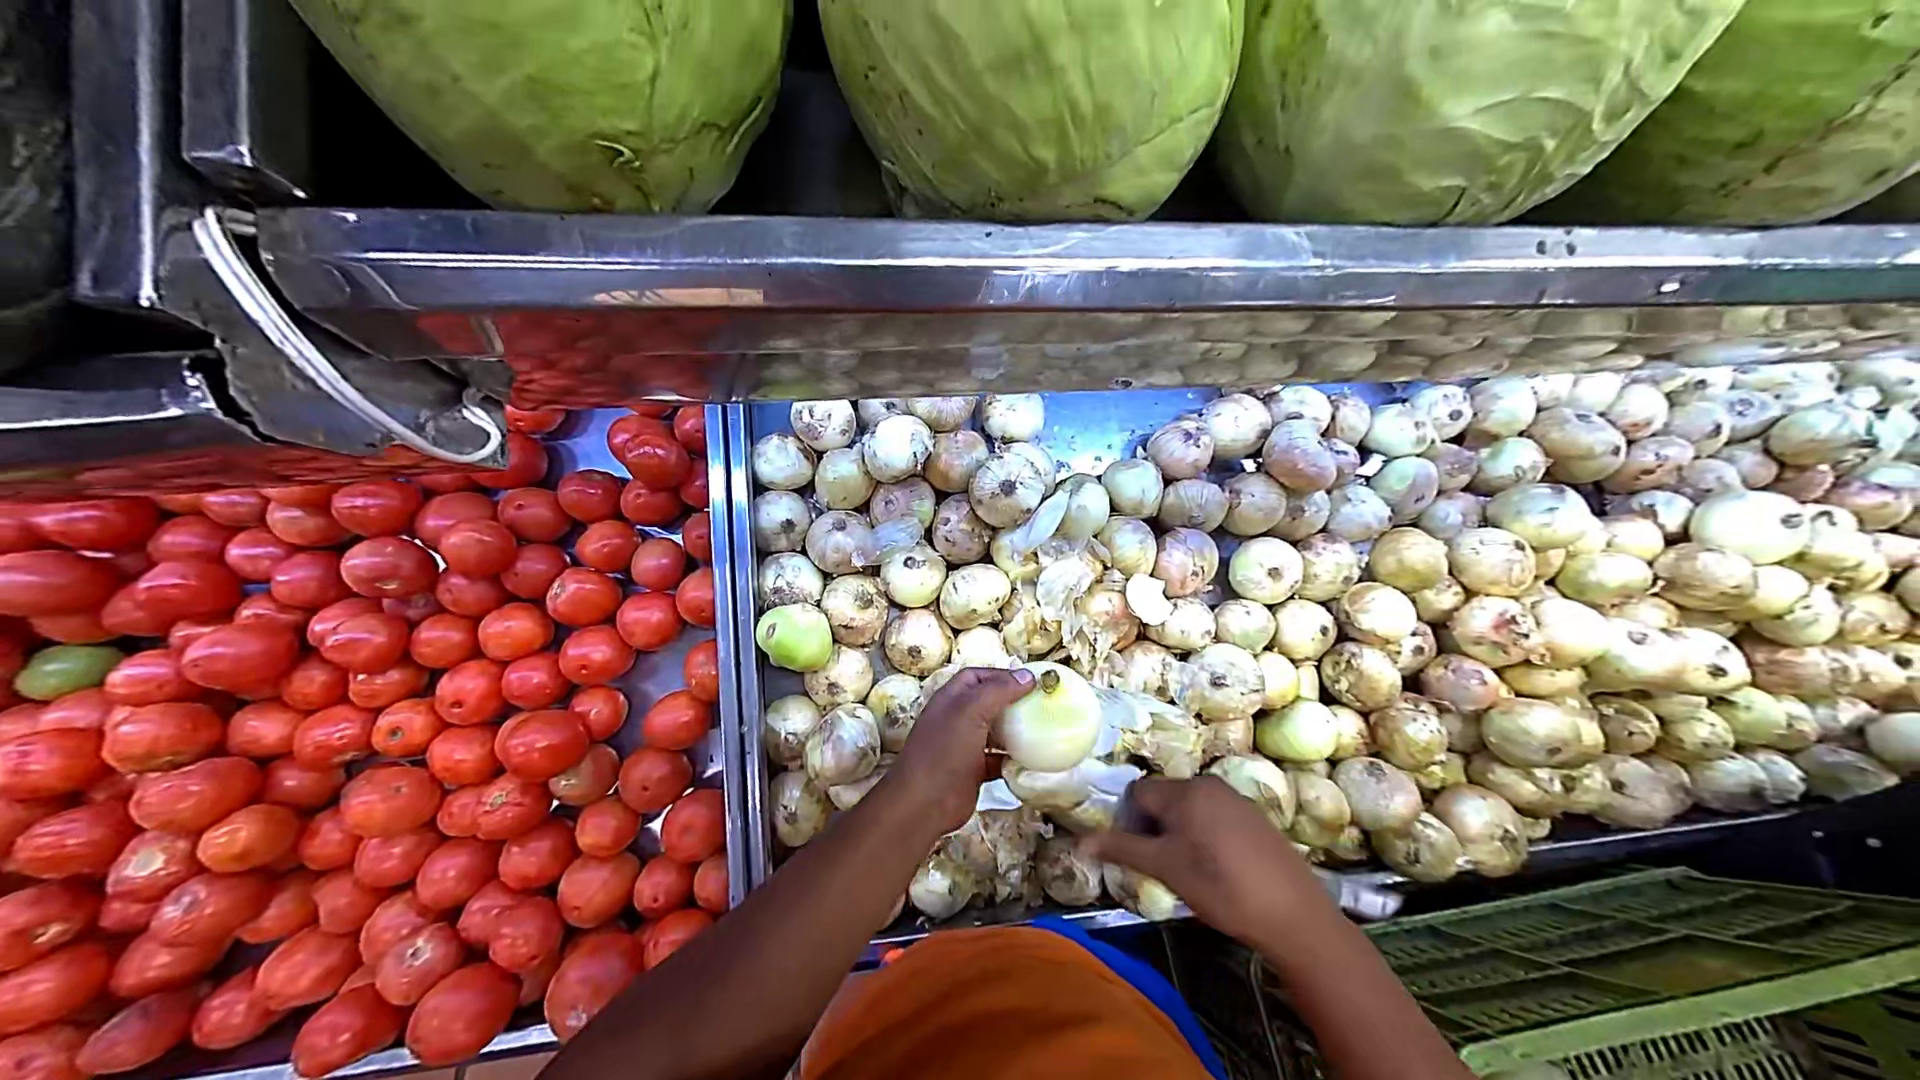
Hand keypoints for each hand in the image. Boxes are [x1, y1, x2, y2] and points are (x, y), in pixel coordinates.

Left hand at [878, 667, 1034, 838]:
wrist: (924, 804)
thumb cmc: (945, 750)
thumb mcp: (971, 711)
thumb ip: (998, 690)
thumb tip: (1027, 675)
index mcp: (951, 699)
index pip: (976, 676)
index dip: (1001, 675)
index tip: (1029, 681)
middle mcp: (956, 719)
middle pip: (987, 703)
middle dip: (1012, 702)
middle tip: (1040, 705)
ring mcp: (964, 746)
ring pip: (994, 732)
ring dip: (1015, 731)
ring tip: (1041, 730)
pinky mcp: (973, 771)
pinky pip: (998, 760)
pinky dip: (1013, 759)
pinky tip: (1032, 760)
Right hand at [1084, 776, 1343, 952]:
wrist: (1295, 915)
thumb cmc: (1222, 887)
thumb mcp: (1165, 868)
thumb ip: (1121, 849)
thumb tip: (1079, 843)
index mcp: (1185, 790)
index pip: (1138, 792)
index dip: (1130, 821)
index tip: (1139, 854)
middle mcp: (1209, 783)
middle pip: (1163, 798)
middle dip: (1154, 827)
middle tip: (1161, 864)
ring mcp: (1234, 798)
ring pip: (1188, 808)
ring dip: (1178, 832)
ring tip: (1187, 869)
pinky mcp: (1253, 816)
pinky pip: (1212, 815)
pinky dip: (1202, 835)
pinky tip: (1215, 868)